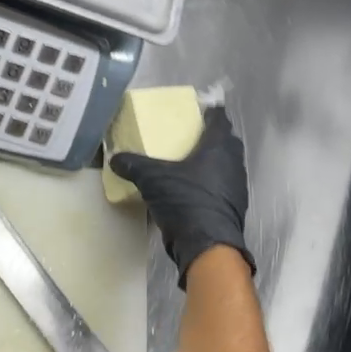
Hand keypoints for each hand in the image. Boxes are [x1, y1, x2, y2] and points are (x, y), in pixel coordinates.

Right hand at [108, 106, 252, 287]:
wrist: (207, 243)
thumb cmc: (185, 201)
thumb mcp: (151, 179)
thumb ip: (133, 165)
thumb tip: (114, 157)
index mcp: (218, 147)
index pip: (219, 118)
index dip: (209, 110)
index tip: (196, 108)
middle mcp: (232, 161)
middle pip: (224, 140)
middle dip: (208, 136)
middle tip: (187, 135)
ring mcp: (236, 184)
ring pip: (224, 163)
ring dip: (209, 161)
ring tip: (186, 162)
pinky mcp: (232, 204)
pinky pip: (220, 184)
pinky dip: (208, 182)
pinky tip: (190, 189)